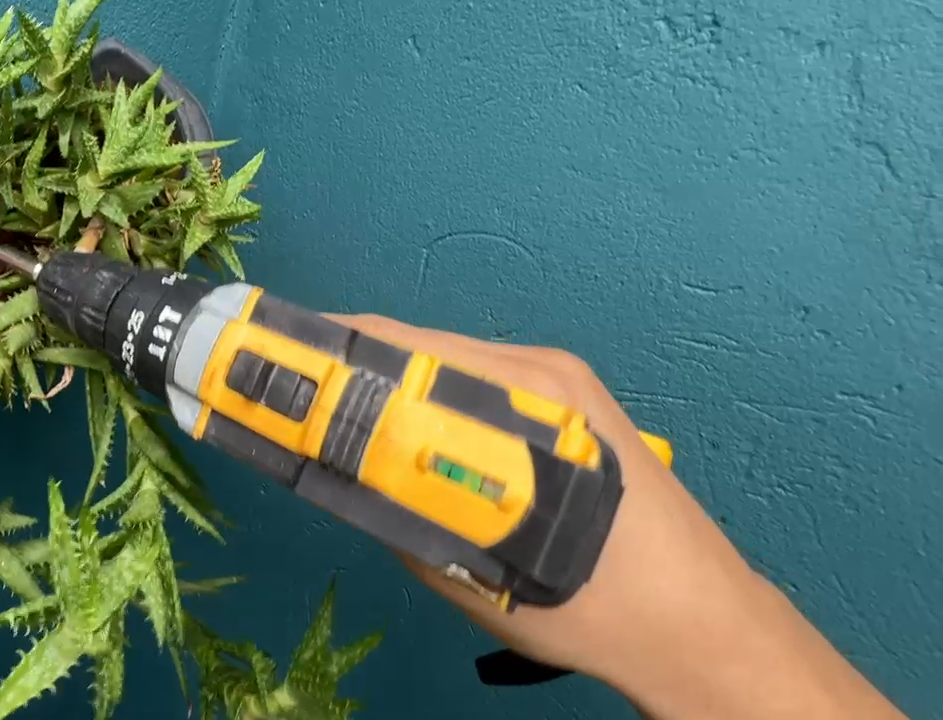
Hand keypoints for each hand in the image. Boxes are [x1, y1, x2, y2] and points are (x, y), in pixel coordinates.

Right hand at [328, 314, 905, 719]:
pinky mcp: (563, 390)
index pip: (397, 346)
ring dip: (378, 374)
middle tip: (288, 385)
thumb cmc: (586, 604)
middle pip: (411, 342)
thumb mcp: (464, 562)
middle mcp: (537, 367)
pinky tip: (400, 418)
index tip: (269, 357)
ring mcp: (555, 374)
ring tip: (332, 403)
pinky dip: (418, 386)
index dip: (324, 347)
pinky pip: (467, 372)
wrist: (706, 632)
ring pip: (436, 354)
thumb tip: (316, 455)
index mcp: (524, 394)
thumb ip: (385, 498)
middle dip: (342, 360)